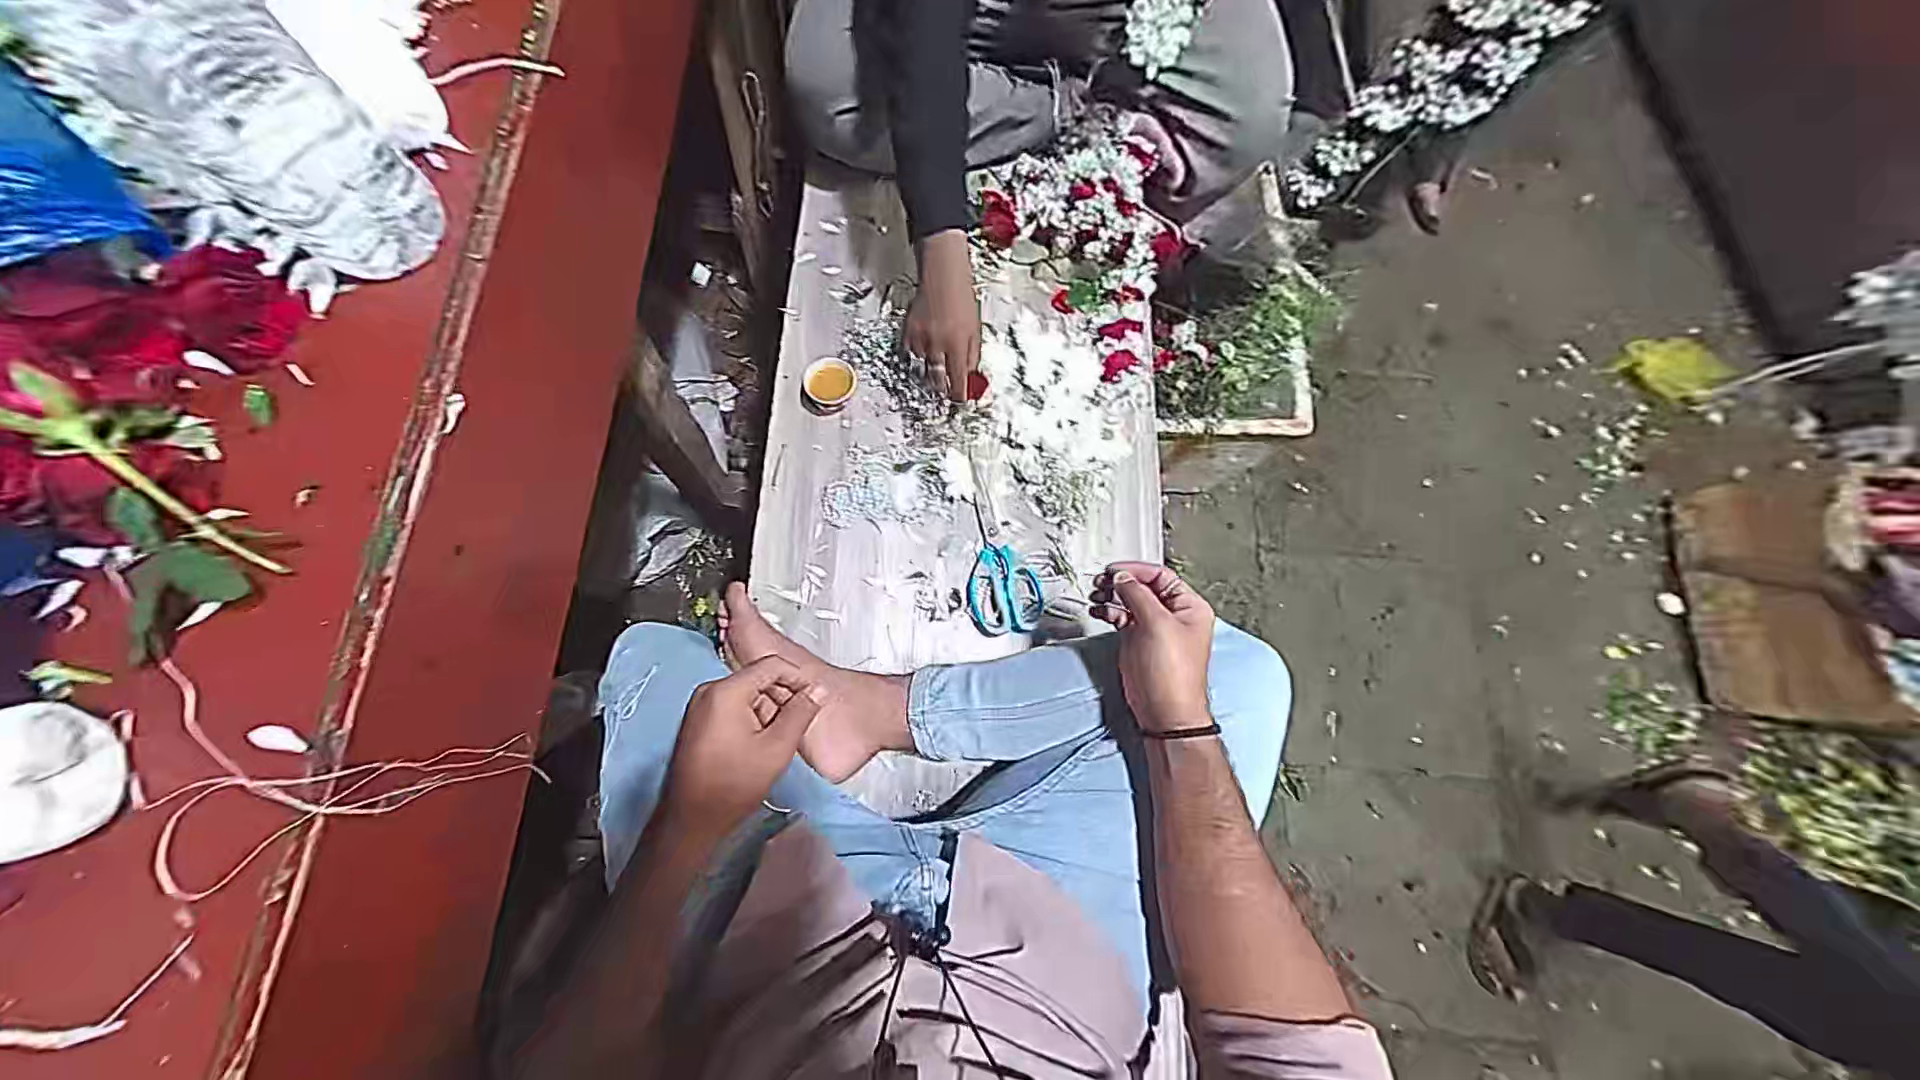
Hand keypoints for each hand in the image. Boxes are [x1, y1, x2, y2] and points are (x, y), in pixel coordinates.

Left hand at [660, 656, 829, 836]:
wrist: (691, 821)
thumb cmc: (731, 786)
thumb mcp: (777, 748)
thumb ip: (801, 712)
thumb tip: (817, 690)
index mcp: (725, 692)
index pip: (771, 665)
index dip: (798, 678)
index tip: (813, 696)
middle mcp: (708, 692)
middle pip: (758, 677)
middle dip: (783, 695)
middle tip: (798, 721)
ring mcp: (701, 706)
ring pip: (748, 692)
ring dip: (769, 709)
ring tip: (778, 738)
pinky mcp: (699, 721)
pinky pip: (734, 705)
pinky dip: (753, 717)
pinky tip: (760, 742)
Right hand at [905, 229, 980, 401]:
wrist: (942, 275)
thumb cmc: (961, 298)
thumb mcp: (975, 330)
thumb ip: (973, 356)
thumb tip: (971, 379)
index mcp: (958, 346)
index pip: (958, 381)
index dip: (959, 395)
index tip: (959, 401)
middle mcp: (938, 345)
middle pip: (936, 381)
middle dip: (942, 390)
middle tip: (945, 392)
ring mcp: (920, 340)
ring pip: (921, 370)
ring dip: (928, 376)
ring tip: (934, 374)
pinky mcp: (907, 333)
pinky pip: (910, 356)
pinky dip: (917, 361)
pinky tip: (924, 357)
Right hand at [1091, 562, 1214, 733]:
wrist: (1164, 711)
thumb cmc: (1173, 676)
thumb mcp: (1156, 624)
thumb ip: (1138, 595)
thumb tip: (1123, 577)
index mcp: (1189, 607)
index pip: (1160, 575)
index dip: (1135, 570)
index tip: (1114, 570)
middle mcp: (1173, 615)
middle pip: (1143, 586)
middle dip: (1120, 582)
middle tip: (1102, 582)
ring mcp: (1154, 627)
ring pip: (1129, 600)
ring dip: (1111, 595)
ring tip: (1097, 595)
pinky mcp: (1138, 640)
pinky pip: (1121, 616)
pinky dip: (1108, 611)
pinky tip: (1098, 611)